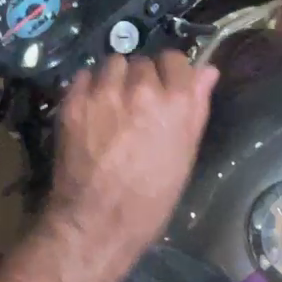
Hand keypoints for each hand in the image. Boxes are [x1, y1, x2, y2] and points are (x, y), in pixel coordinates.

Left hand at [47, 52, 218, 265]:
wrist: (97, 222)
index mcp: (175, 102)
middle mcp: (140, 88)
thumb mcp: (184, 155)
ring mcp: (104, 93)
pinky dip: (89, 87)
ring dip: (115, 79)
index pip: (175, 59)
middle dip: (142, 79)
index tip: (167, 87)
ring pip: (113, 64)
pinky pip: (84, 76)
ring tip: (113, 105)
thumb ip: (196, 106)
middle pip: (143, 61)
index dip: (171, 73)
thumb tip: (207, 70)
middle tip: (137, 106)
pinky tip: (91, 110)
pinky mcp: (74, 101)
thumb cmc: (150, 198)